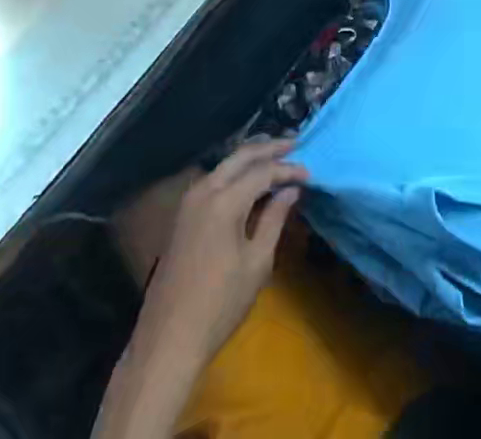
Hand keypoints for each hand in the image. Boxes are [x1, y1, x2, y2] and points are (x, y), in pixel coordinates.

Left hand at [135, 139, 306, 367]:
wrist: (169, 337)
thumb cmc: (221, 303)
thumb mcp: (257, 262)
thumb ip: (275, 219)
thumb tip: (291, 190)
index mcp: (223, 202)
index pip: (262, 172)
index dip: (288, 169)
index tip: (310, 173)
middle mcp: (203, 192)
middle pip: (239, 157)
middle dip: (268, 148)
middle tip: (294, 143)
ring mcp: (188, 202)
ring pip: (224, 165)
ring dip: (250, 158)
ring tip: (276, 155)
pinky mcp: (183, 215)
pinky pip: (213, 180)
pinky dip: (235, 173)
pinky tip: (250, 180)